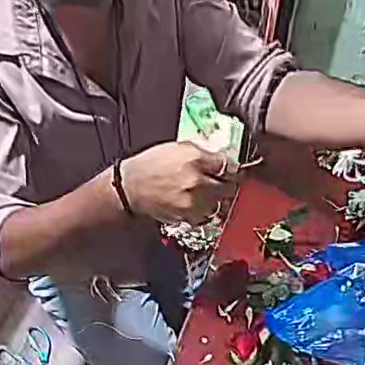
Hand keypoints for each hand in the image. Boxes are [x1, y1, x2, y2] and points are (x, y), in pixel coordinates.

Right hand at [118, 141, 235, 223]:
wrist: (130, 188)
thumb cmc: (150, 165)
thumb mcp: (176, 148)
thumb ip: (201, 152)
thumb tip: (221, 158)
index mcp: (195, 158)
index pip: (228, 165)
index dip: (234, 169)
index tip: (234, 171)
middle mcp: (197, 180)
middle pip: (228, 187)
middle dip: (228, 185)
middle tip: (225, 183)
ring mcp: (193, 201)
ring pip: (220, 203)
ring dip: (218, 199)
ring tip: (209, 194)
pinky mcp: (187, 216)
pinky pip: (207, 215)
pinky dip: (206, 211)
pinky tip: (198, 204)